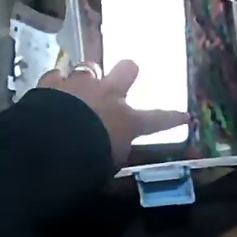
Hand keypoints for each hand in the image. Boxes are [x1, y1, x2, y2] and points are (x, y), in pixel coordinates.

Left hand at [37, 61, 186, 164]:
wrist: (51, 145)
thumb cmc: (87, 163)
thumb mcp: (108, 169)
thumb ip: (115, 160)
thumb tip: (120, 168)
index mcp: (127, 120)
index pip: (158, 120)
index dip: (173, 119)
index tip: (185, 116)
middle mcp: (108, 95)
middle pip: (127, 70)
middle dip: (126, 72)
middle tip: (121, 79)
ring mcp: (80, 85)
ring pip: (89, 67)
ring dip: (87, 76)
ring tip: (80, 85)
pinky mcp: (53, 83)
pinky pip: (57, 75)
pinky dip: (56, 82)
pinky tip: (52, 87)